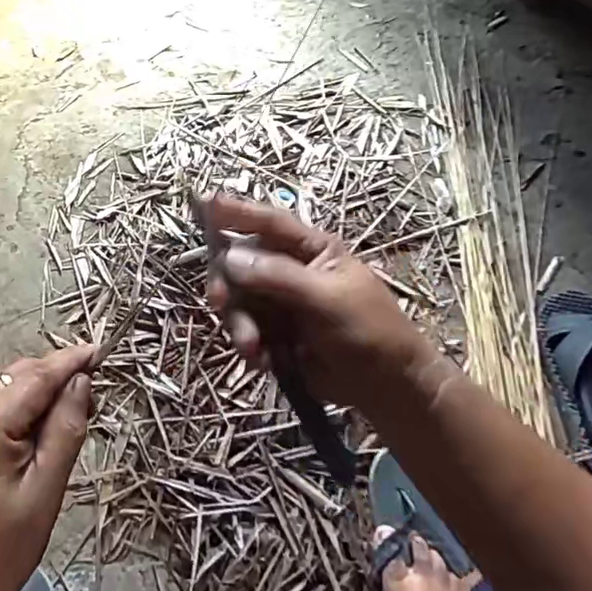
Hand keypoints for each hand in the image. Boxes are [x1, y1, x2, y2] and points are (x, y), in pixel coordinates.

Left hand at [0, 343, 94, 590]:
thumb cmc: (2, 551)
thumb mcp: (46, 489)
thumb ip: (66, 428)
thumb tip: (82, 382)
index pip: (40, 374)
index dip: (73, 359)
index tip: (104, 350)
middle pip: (25, 374)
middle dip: (62, 374)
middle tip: (98, 392)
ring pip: (14, 386)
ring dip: (47, 390)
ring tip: (80, 410)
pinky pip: (4, 406)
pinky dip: (30, 406)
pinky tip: (50, 426)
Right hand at [203, 194, 442, 414]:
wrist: (387, 387)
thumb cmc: (369, 331)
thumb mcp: (327, 299)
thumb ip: (279, 276)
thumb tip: (230, 256)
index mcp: (311, 249)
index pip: (269, 222)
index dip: (237, 211)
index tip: (205, 202)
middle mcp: (289, 269)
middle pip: (241, 262)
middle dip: (228, 282)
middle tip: (220, 301)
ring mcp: (280, 302)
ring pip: (238, 299)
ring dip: (239, 323)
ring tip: (253, 348)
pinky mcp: (274, 332)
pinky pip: (245, 329)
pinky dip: (248, 345)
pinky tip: (262, 361)